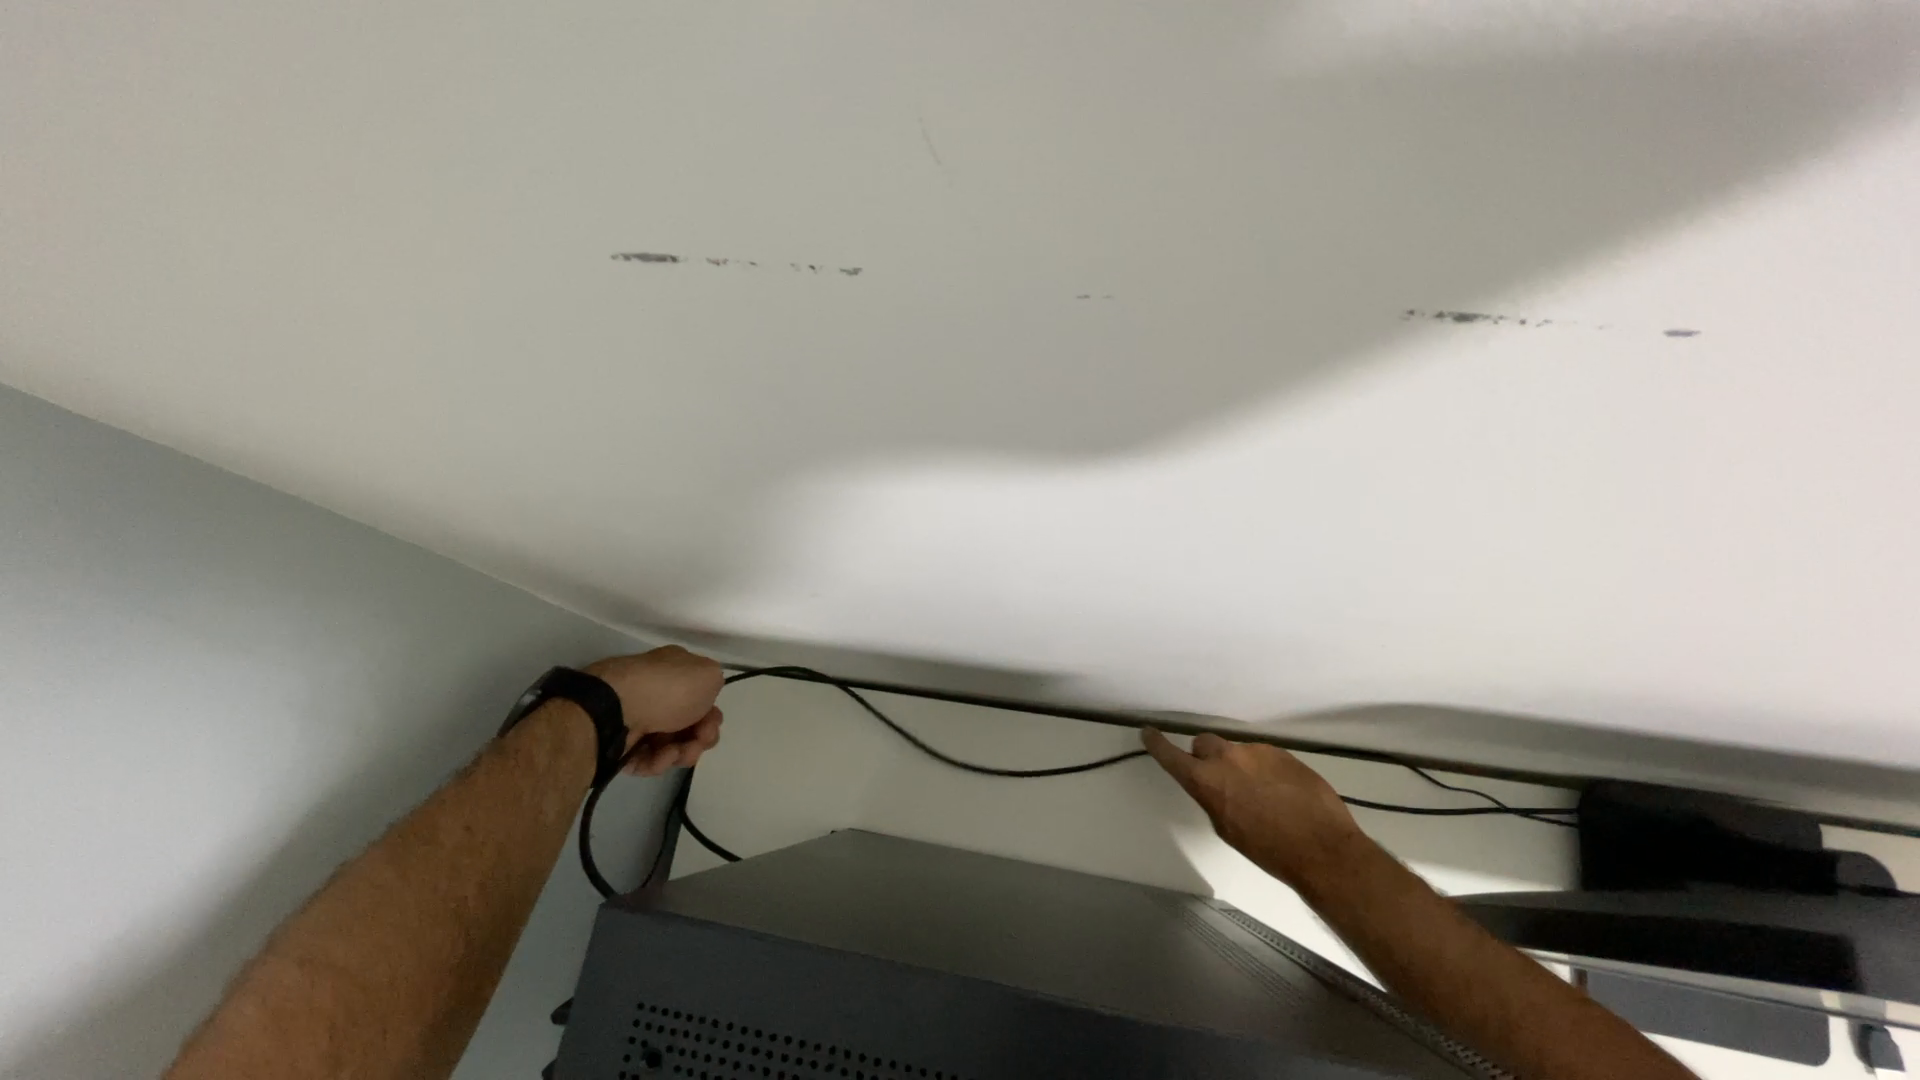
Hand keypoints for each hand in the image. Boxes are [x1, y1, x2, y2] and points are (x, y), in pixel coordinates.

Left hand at [585, 646, 724, 775]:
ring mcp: (637, 720)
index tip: (713, 722)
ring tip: (677, 752)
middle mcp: (655, 694)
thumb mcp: (708, 674)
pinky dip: (659, 761)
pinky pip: (649, 759)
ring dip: (682, 752)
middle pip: (689, 725)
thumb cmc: (667, 689)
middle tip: (700, 740)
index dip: (711, 714)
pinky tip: (661, 757)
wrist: (616, 709)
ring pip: (672, 745)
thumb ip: (714, 683)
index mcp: (672, 672)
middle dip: (701, 737)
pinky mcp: (622, 746)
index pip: (699, 697)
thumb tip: (702, 697)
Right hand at [1141, 728, 1364, 889]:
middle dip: (1206, 757)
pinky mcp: (1283, 753)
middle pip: (1204, 743)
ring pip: (1237, 752)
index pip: (1172, 756)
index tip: (1148, 733)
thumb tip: (1217, 788)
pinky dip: (1265, 771)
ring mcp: (1257, 752)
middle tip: (1220, 780)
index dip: (1157, 744)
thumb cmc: (1268, 849)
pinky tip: (1282, 793)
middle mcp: (1227, 758)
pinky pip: (1263, 757)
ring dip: (1240, 767)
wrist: (1322, 848)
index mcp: (1206, 781)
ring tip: (1261, 795)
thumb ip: (1213, 799)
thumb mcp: (1226, 828)